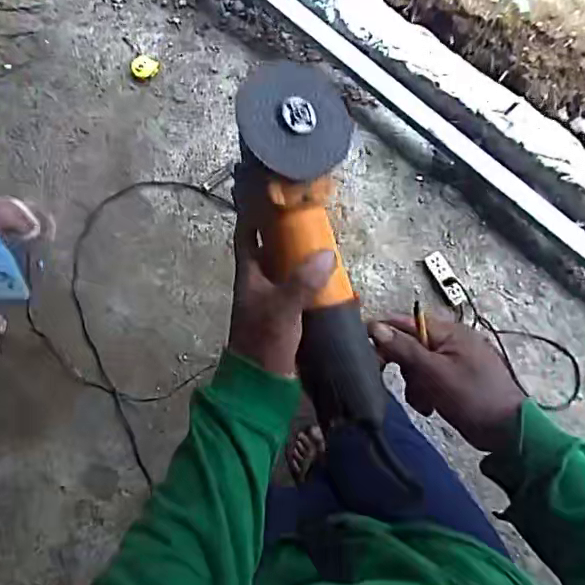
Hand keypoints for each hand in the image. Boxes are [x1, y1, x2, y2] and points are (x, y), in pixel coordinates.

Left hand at [226, 218, 335, 378]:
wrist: (261, 386)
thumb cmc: (263, 342)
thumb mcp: (282, 309)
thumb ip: (302, 282)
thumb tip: (326, 254)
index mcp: (249, 276)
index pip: (246, 237)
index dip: (254, 216)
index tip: (270, 198)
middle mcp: (260, 284)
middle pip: (272, 251)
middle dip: (289, 236)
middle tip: (313, 222)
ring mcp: (274, 301)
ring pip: (289, 272)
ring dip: (306, 261)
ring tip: (330, 248)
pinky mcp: (289, 318)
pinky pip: (304, 293)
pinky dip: (318, 286)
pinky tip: (338, 285)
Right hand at [369, 313, 525, 451]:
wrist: (507, 431)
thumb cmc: (473, 397)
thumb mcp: (433, 371)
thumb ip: (403, 349)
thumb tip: (375, 327)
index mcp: (449, 331)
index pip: (406, 321)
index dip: (385, 334)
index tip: (370, 352)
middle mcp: (451, 341)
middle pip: (410, 343)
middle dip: (402, 365)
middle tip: (399, 380)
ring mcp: (454, 360)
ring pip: (416, 364)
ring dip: (414, 383)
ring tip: (423, 399)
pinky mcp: (454, 379)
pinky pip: (428, 378)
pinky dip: (425, 391)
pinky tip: (430, 406)